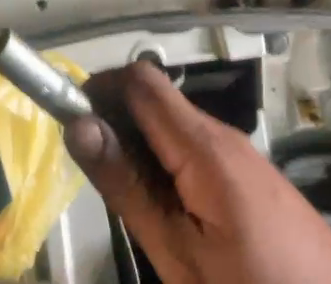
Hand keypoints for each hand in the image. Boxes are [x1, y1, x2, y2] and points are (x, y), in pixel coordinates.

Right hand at [65, 62, 330, 283]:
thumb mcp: (178, 251)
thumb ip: (126, 185)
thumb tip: (76, 123)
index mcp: (204, 146)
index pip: (136, 78)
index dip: (98, 90)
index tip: (74, 129)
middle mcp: (224, 136)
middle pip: (153, 99)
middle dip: (116, 124)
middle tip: (103, 181)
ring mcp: (244, 157)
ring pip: (172, 127)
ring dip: (141, 149)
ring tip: (138, 207)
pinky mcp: (255, 180)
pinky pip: (197, 151)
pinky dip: (170, 167)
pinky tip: (174, 216)